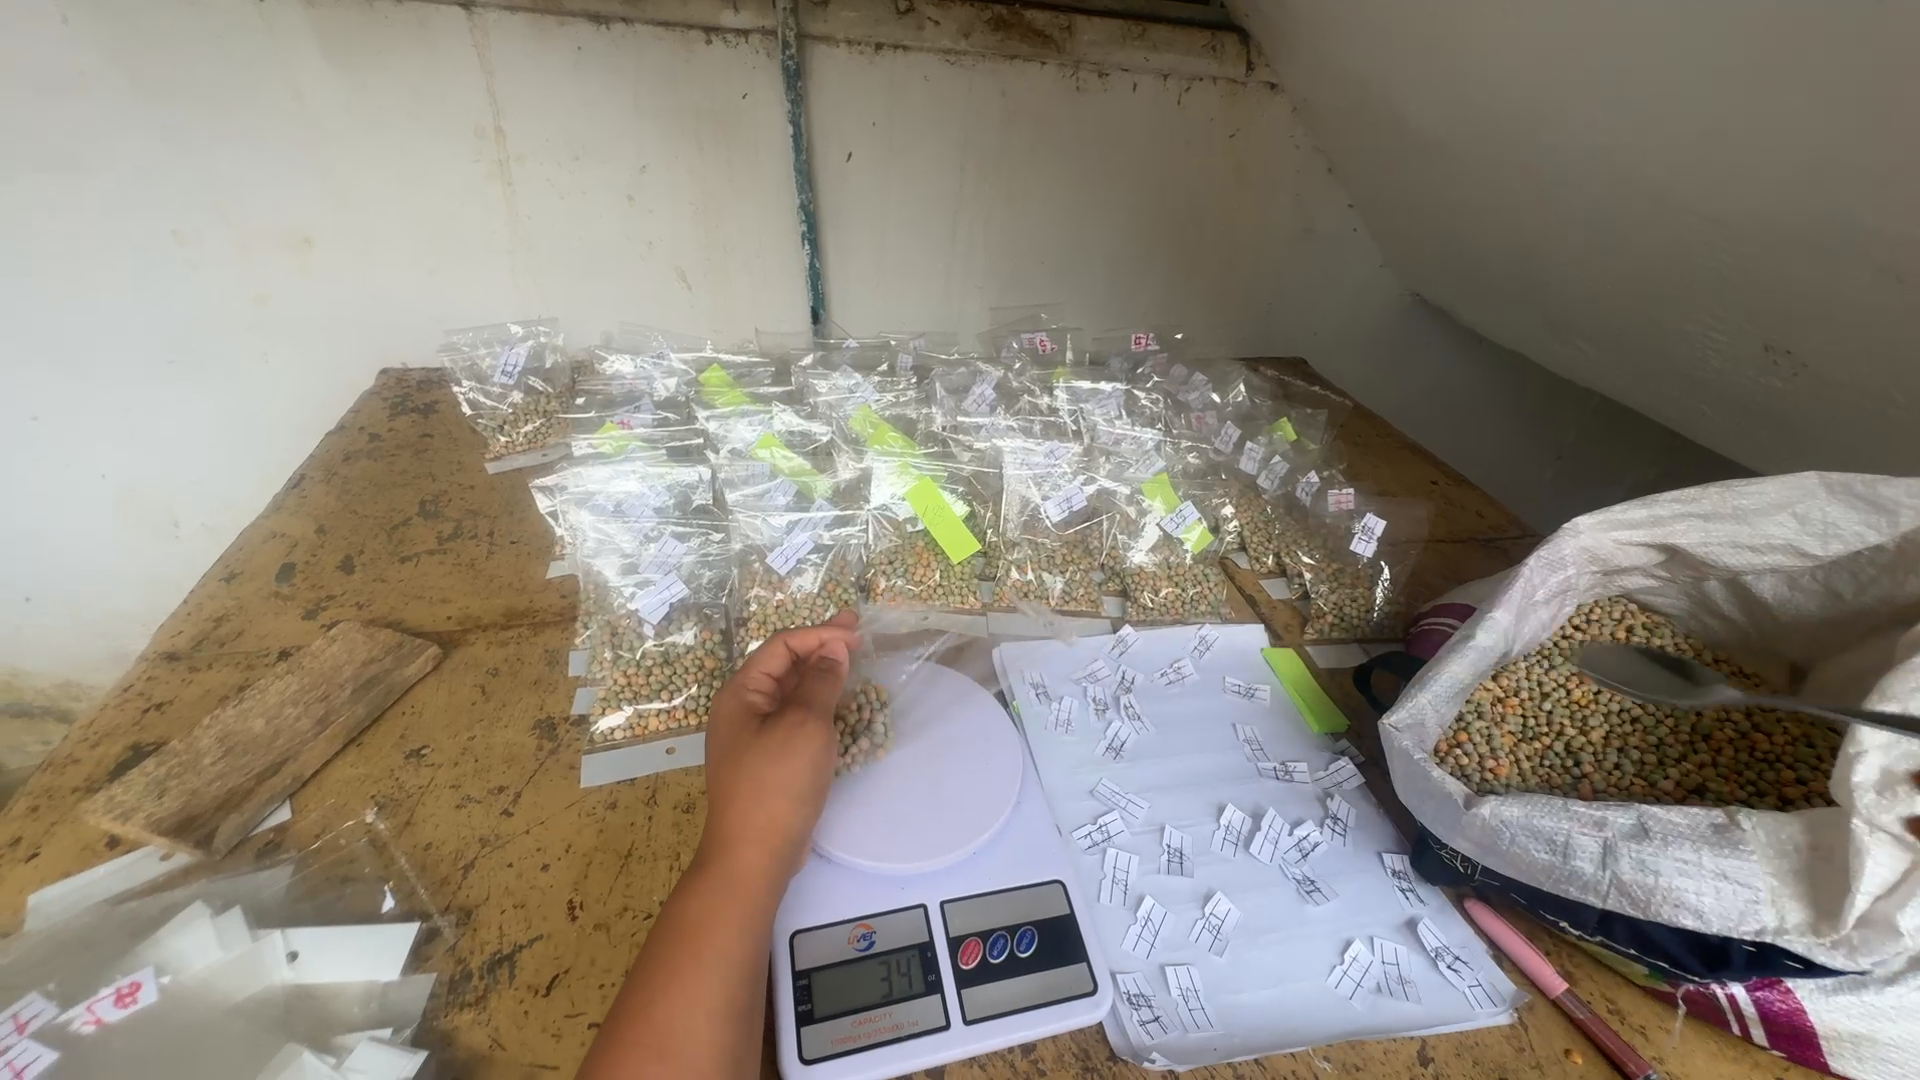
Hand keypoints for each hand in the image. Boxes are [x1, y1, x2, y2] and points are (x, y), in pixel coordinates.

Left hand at [700, 610, 860, 883]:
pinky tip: (842, 703)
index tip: (857, 634)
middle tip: (858, 630)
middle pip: (785, 665)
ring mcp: (756, 736)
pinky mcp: (771, 760)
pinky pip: (797, 719)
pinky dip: (820, 704)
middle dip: (821, 646)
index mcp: (741, 693)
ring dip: (823, 674)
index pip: (782, 646)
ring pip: (793, 692)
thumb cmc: (777, 783)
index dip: (820, 634)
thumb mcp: (805, 724)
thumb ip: (821, 681)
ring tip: (854, 660)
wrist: (755, 855)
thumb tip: (833, 649)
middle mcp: (744, 709)